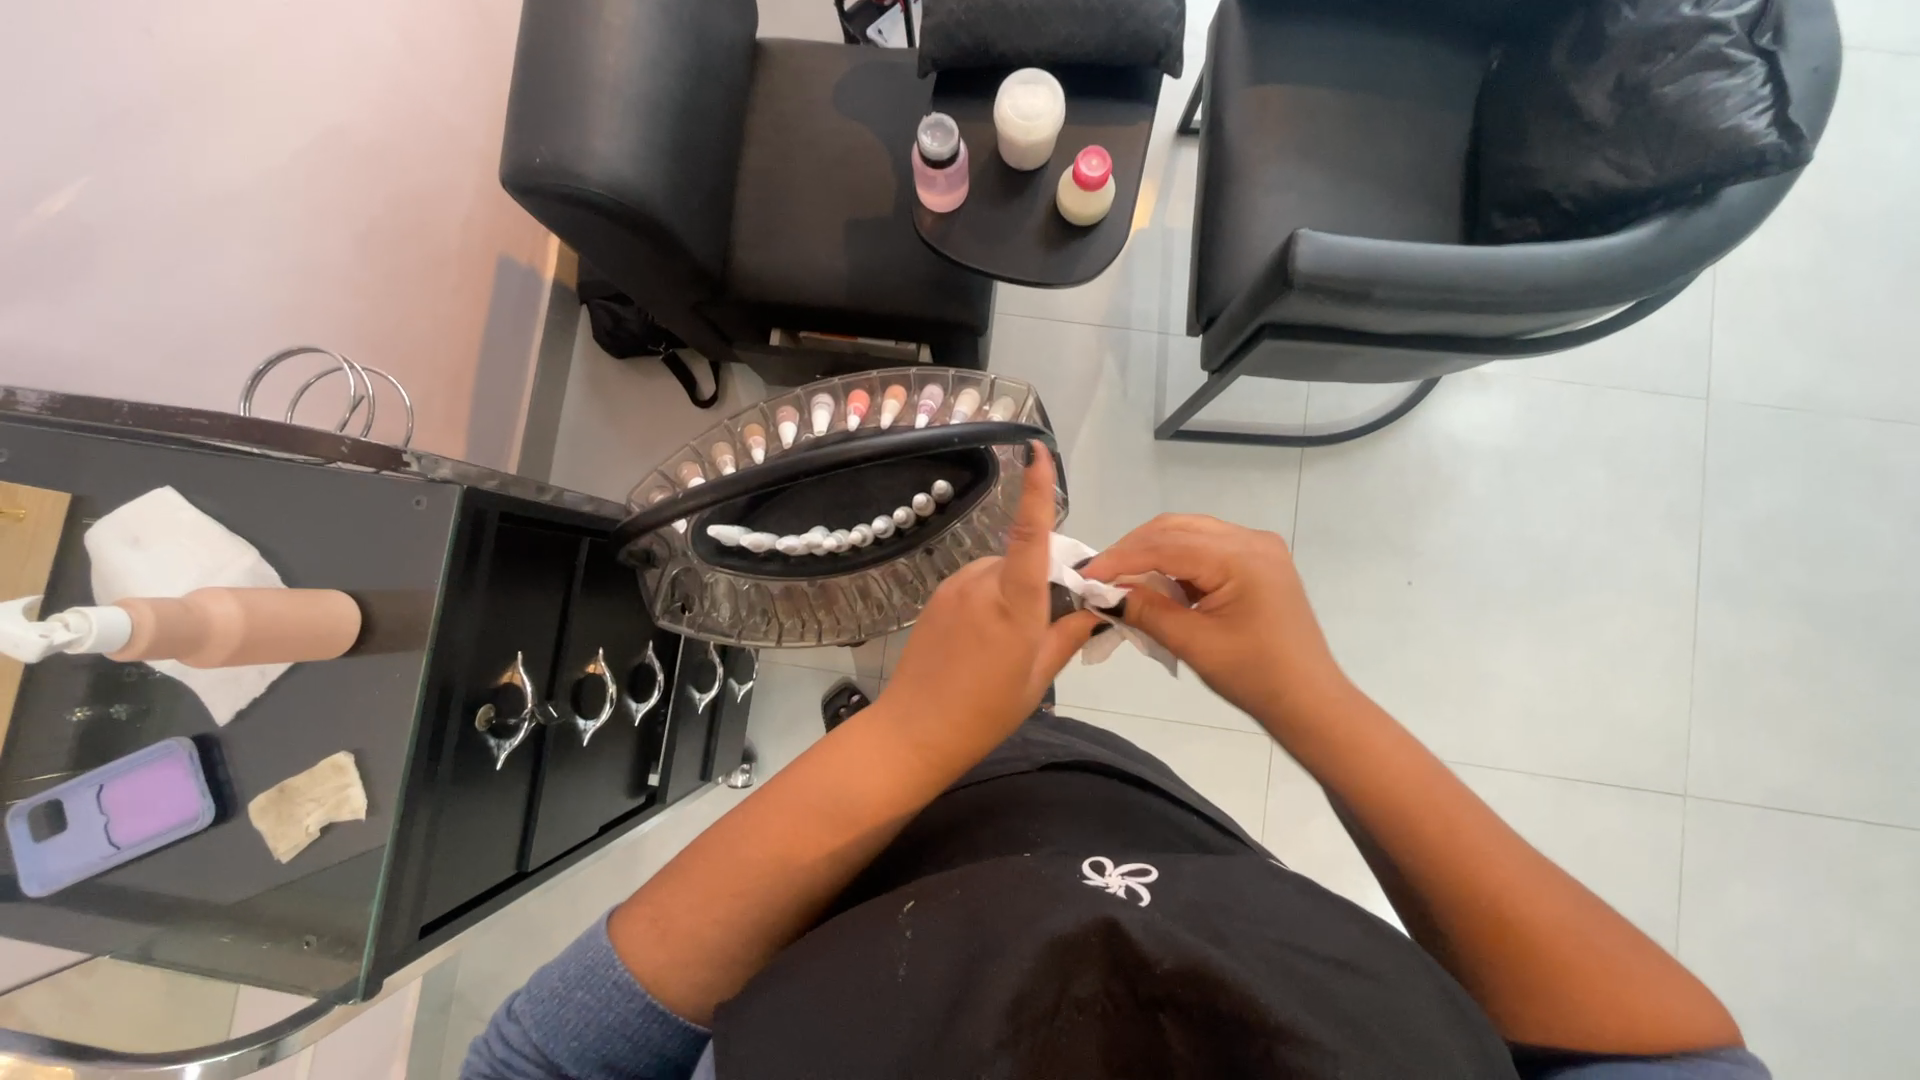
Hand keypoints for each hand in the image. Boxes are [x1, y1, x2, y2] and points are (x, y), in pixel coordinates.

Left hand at [878, 444, 1098, 765]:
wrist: (914, 731)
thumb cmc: (985, 712)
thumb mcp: (1037, 678)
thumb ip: (1068, 636)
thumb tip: (1094, 609)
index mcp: (1013, 603)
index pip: (1029, 536)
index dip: (1035, 491)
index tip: (1035, 449)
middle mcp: (980, 583)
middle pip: (1020, 559)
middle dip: (1039, 579)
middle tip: (1043, 627)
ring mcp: (952, 588)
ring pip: (996, 572)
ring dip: (1010, 591)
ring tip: (1005, 644)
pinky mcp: (935, 597)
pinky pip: (974, 584)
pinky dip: (988, 599)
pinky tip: (981, 641)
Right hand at [1079, 515, 1351, 726]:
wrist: (1309, 700)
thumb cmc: (1254, 676)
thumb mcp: (1193, 644)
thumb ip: (1147, 611)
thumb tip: (1105, 593)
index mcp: (1241, 558)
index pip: (1166, 545)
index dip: (1121, 558)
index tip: (1085, 575)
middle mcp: (1252, 540)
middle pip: (1176, 528)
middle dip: (1133, 549)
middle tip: (1099, 575)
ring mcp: (1258, 548)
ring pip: (1189, 534)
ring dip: (1152, 552)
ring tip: (1121, 579)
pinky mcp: (1257, 562)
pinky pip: (1205, 549)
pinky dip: (1175, 561)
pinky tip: (1156, 584)